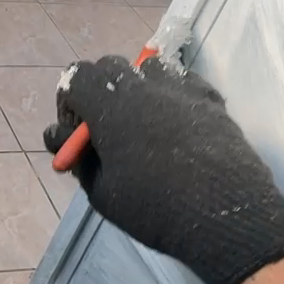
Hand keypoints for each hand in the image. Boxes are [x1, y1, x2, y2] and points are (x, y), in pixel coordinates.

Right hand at [43, 55, 283, 283]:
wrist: (224, 217)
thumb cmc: (153, 207)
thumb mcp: (100, 190)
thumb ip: (77, 156)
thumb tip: (59, 136)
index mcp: (109, 107)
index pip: (76, 76)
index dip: (69, 100)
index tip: (76, 130)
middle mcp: (143, 88)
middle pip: (110, 66)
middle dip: (100, 89)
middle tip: (105, 125)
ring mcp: (180, 90)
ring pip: (149, 68)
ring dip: (138, 87)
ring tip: (144, 121)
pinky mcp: (210, 100)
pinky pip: (183, 82)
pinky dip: (173, 95)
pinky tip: (177, 125)